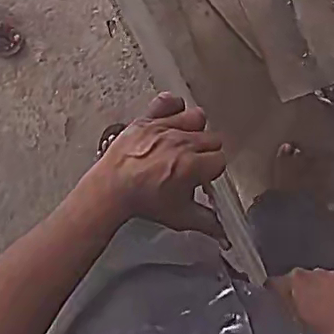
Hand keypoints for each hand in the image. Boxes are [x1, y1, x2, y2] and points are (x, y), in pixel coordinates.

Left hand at [73, 93, 226, 235]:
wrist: (111, 190)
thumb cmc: (142, 201)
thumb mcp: (179, 217)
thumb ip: (207, 222)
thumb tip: (223, 232)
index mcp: (192, 165)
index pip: (220, 160)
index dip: (213, 170)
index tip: (204, 176)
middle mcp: (181, 143)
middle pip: (212, 139)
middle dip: (206, 152)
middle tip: (193, 164)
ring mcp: (164, 128)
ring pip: (197, 118)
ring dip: (194, 129)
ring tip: (184, 142)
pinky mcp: (148, 119)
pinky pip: (168, 101)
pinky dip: (172, 107)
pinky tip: (171, 120)